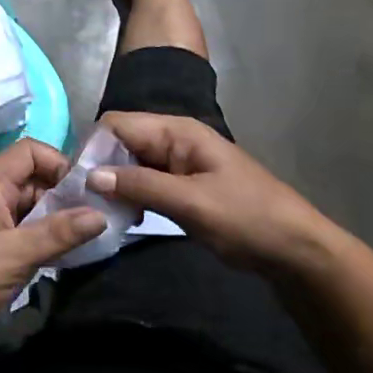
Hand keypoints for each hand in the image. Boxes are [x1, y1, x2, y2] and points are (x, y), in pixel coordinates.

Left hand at [0, 138, 106, 336]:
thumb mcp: (17, 255)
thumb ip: (60, 233)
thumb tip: (102, 215)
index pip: (29, 151)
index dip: (59, 163)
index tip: (84, 192)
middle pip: (34, 176)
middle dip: (64, 193)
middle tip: (95, 217)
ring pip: (33, 202)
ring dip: (58, 215)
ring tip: (87, 234)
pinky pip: (26, 223)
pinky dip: (46, 231)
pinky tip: (67, 248)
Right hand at [88, 112, 337, 269]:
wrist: (295, 249)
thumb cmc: (247, 219)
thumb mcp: (191, 202)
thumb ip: (140, 185)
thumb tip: (90, 176)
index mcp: (178, 131)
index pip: (118, 124)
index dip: (94, 148)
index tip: (77, 182)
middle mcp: (174, 139)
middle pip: (121, 141)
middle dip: (100, 167)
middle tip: (83, 201)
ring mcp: (178, 162)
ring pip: (130, 163)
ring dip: (114, 183)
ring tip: (98, 210)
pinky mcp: (181, 184)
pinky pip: (144, 181)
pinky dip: (130, 194)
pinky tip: (122, 215)